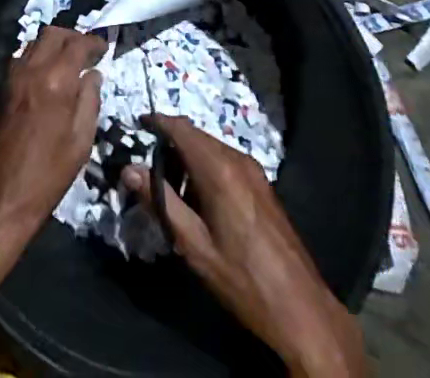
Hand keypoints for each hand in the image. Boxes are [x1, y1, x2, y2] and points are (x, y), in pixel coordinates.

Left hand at [0, 27, 105, 242]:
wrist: (5, 191)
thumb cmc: (51, 171)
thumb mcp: (82, 139)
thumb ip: (90, 100)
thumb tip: (93, 74)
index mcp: (55, 81)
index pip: (77, 44)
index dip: (93, 42)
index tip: (104, 47)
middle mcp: (31, 70)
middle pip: (52, 34)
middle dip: (72, 36)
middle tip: (87, 51)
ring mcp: (13, 77)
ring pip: (34, 42)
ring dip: (54, 44)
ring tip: (70, 60)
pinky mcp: (3, 87)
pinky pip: (23, 58)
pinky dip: (38, 56)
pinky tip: (50, 73)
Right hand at [124, 115, 367, 377]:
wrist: (300, 307)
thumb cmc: (241, 277)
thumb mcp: (193, 243)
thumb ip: (160, 201)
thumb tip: (129, 169)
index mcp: (219, 170)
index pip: (181, 129)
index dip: (157, 122)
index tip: (136, 126)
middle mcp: (238, 161)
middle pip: (196, 135)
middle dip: (169, 141)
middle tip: (144, 163)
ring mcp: (254, 172)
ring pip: (211, 147)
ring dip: (187, 155)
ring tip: (165, 183)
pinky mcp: (262, 186)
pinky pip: (225, 161)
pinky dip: (204, 166)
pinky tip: (194, 195)